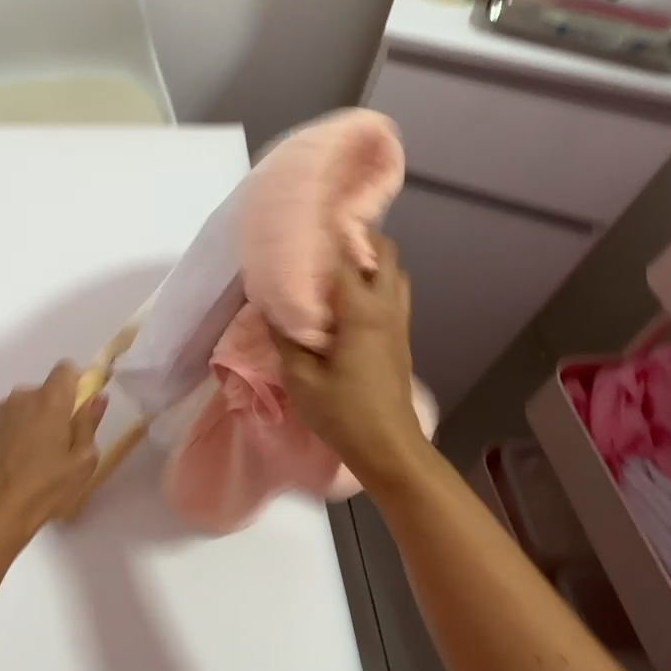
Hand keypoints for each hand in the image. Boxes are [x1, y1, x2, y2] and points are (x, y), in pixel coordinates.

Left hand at [0, 362, 108, 542]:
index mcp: (49, 400)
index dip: (77, 383)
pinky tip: (20, 460)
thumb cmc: (47, 486)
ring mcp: (1, 412)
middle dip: (57, 407)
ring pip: (27, 405)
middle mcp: (22, 397)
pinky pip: (11, 419)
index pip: (66, 369)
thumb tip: (96, 397)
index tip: (81, 407)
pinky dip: (19, 431)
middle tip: (64, 442)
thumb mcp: (83, 460)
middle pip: (46, 390)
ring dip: (37, 419)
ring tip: (40, 455)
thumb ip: (89, 422)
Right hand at [274, 235, 432, 493]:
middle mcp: (385, 307)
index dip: (326, 235)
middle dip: (357, 239)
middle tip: (321, 243)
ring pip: (392, 273)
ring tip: (333, 268)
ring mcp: (398, 323)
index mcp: (361, 311)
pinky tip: (344, 301)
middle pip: (383, 252)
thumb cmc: (342, 411)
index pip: (347, 255)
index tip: (305, 224)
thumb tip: (270, 306)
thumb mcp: (299, 376)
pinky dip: (373, 284)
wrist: (388, 447)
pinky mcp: (399, 339)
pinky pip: (392, 295)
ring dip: (368, 262)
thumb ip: (284, 336)